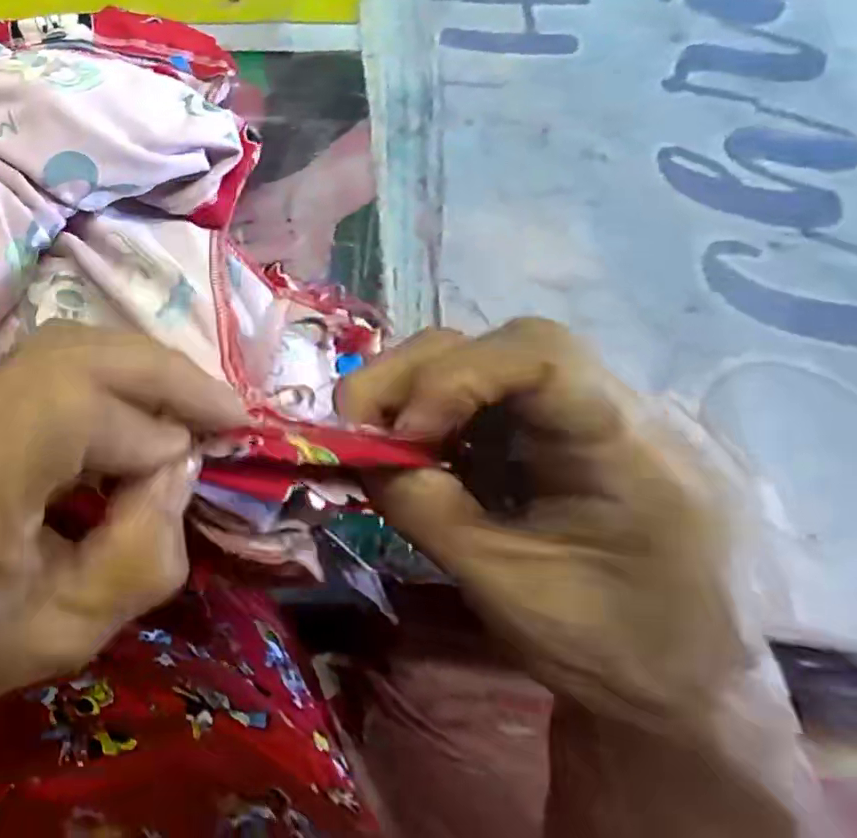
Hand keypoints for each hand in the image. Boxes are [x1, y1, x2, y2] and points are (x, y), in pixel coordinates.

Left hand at [0, 325, 246, 729]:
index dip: (139, 423)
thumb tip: (179, 460)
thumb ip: (139, 553)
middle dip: (157, 372)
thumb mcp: (77, 631)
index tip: (190, 461)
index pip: (61, 409)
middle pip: (63, 357)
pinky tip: (141, 403)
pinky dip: (107, 369)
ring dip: (136, 364)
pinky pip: (45, 360)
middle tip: (224, 411)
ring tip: (191, 405)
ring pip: (57, 345)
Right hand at [337, 318, 747, 729]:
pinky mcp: (541, 432)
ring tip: (378, 443)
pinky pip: (465, 391)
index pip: (537, 355)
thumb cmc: (608, 645)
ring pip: (467, 356)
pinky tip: (407, 451)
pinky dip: (416, 410)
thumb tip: (355, 451)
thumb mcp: (497, 581)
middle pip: (487, 344)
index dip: (449, 377)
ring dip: (402, 391)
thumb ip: (420, 505)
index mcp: (628, 450)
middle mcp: (607, 413)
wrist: (677, 689)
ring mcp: (572, 418)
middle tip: (361, 432)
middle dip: (405, 378)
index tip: (404, 435)